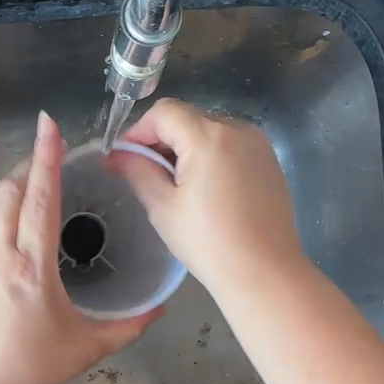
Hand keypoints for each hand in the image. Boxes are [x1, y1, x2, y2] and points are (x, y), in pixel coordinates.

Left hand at [0, 111, 161, 383]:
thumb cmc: (32, 368)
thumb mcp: (88, 348)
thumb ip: (128, 327)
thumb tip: (160, 309)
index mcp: (32, 267)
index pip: (39, 200)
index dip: (46, 158)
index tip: (49, 125)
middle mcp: (1, 255)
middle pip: (9, 192)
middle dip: (30, 165)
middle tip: (53, 154)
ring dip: (11, 184)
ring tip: (35, 177)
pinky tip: (12, 213)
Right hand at [110, 99, 308, 291]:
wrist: (264, 271)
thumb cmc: (208, 242)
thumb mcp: (163, 208)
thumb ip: (138, 172)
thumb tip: (115, 155)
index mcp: (209, 137)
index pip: (164, 112)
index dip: (139, 130)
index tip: (125, 158)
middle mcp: (237, 129)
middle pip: (188, 118)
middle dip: (162, 140)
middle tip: (148, 175)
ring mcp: (258, 143)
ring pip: (210, 130)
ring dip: (186, 148)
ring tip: (178, 186)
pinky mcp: (269, 159)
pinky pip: (230, 145)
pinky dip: (210, 156)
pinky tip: (206, 191)